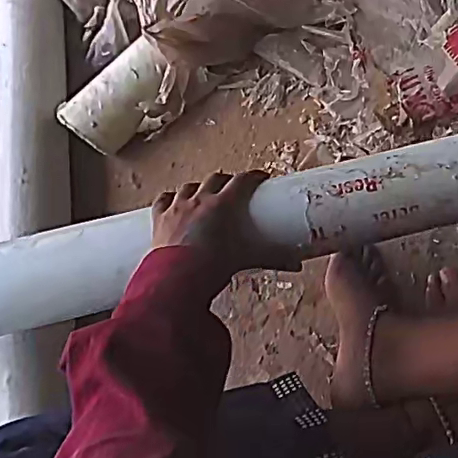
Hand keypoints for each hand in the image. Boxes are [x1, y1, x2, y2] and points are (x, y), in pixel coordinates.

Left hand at [150, 170, 296, 277]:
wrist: (176, 280)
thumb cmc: (213, 267)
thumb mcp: (246, 260)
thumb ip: (272, 260)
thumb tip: (297, 266)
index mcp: (223, 205)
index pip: (242, 181)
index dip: (253, 177)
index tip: (261, 178)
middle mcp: (199, 200)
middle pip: (215, 179)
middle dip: (226, 180)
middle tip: (234, 189)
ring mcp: (177, 207)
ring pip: (189, 187)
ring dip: (199, 188)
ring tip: (205, 195)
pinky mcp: (159, 218)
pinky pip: (163, 200)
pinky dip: (170, 199)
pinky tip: (174, 201)